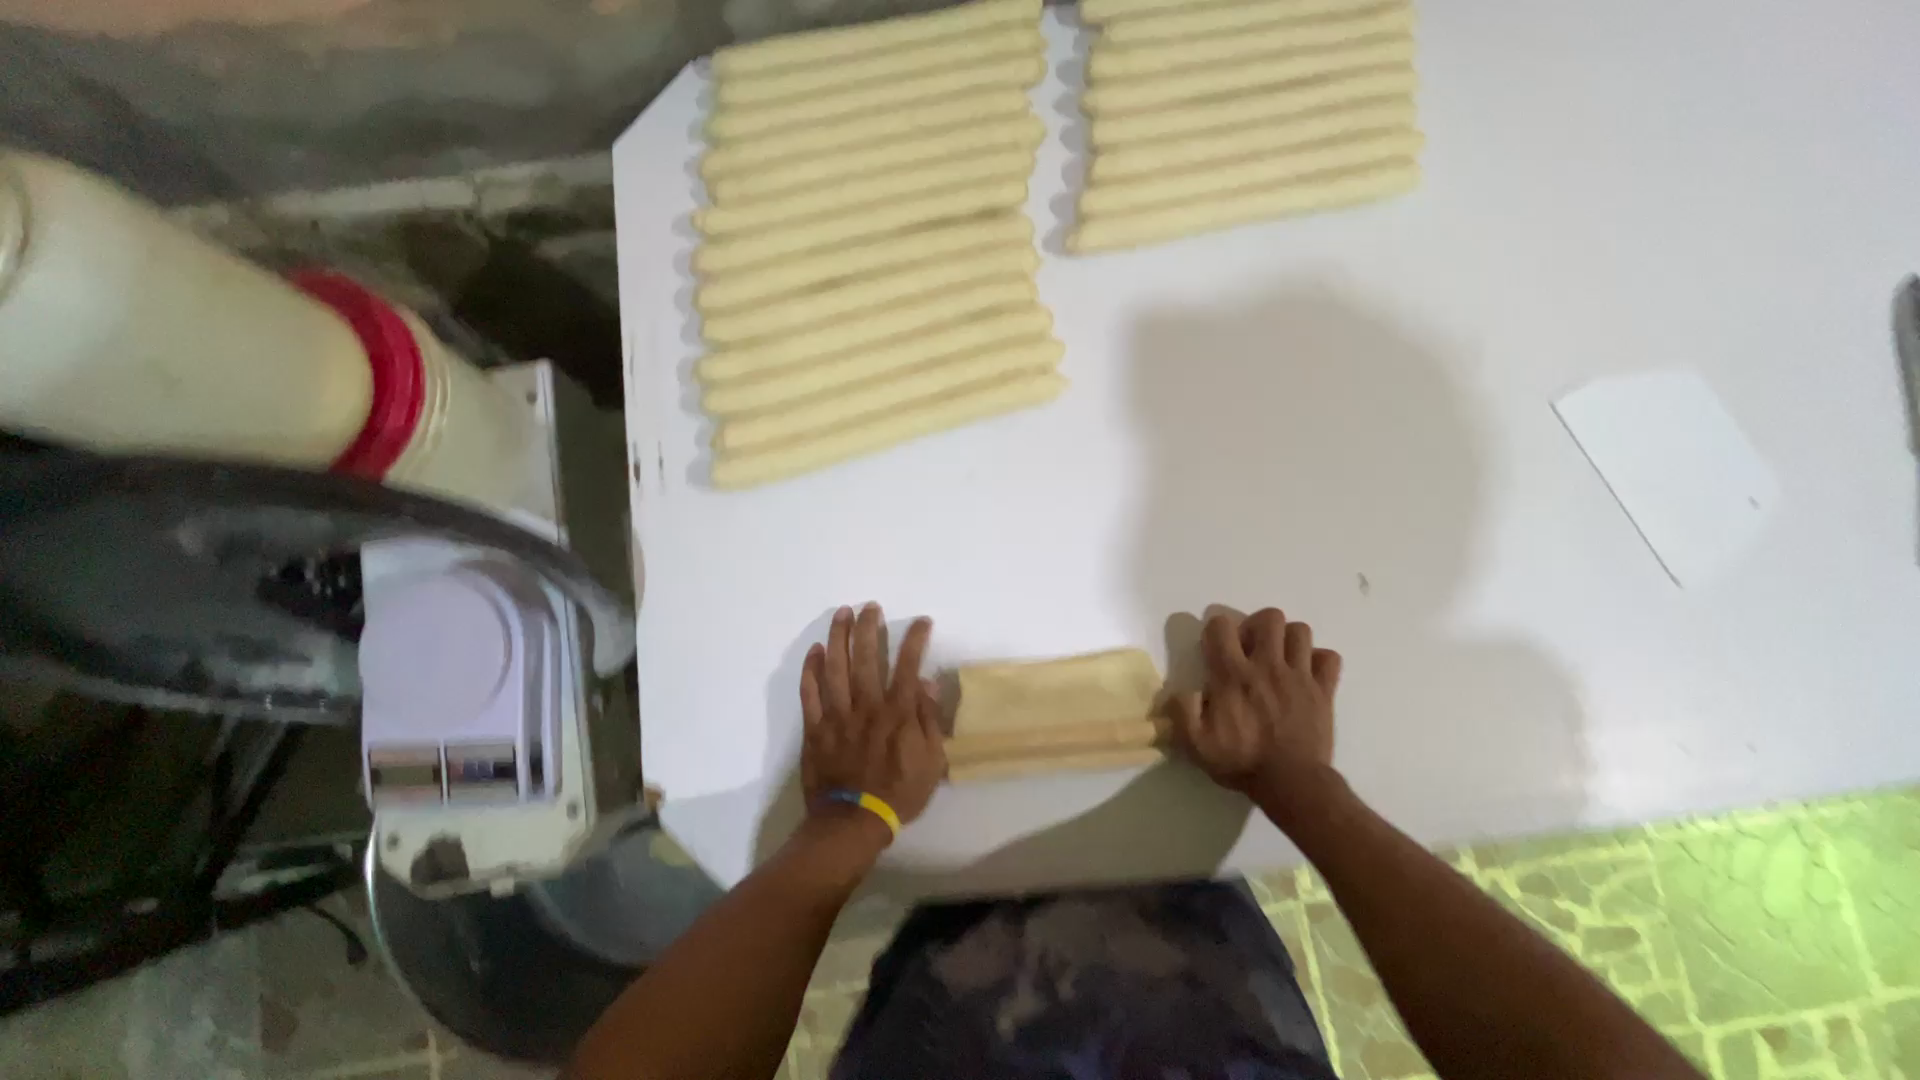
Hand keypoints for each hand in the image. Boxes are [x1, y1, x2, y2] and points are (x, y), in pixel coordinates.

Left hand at [800, 604, 945, 830]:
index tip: (920, 621)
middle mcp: (866, 706)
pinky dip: (811, 670)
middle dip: (868, 627)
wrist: (853, 823)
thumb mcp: (931, 762)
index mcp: (897, 713)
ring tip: (842, 614)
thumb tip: (925, 682)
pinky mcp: (815, 729)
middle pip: (865, 657)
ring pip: (835, 668)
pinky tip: (815, 651)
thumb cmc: (899, 794)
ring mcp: (837, 716)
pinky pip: (810, 693)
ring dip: (838, 637)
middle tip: (870, 607)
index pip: (907, 665)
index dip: (914, 639)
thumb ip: (928, 719)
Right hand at [1171, 609, 1342, 803]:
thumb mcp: (1196, 744)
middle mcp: (1267, 666)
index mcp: (1233, 675)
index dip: (1215, 630)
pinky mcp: (1324, 690)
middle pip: (1269, 617)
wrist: (1292, 783)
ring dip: (1288, 640)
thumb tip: (1182, 692)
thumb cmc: (1242, 762)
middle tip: (1250, 648)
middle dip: (1257, 625)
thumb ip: (1181, 712)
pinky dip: (1318, 661)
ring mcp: (1300, 676)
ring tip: (1279, 659)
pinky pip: (1329, 658)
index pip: (1221, 626)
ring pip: (1300, 631)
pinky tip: (1306, 675)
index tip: (1215, 649)